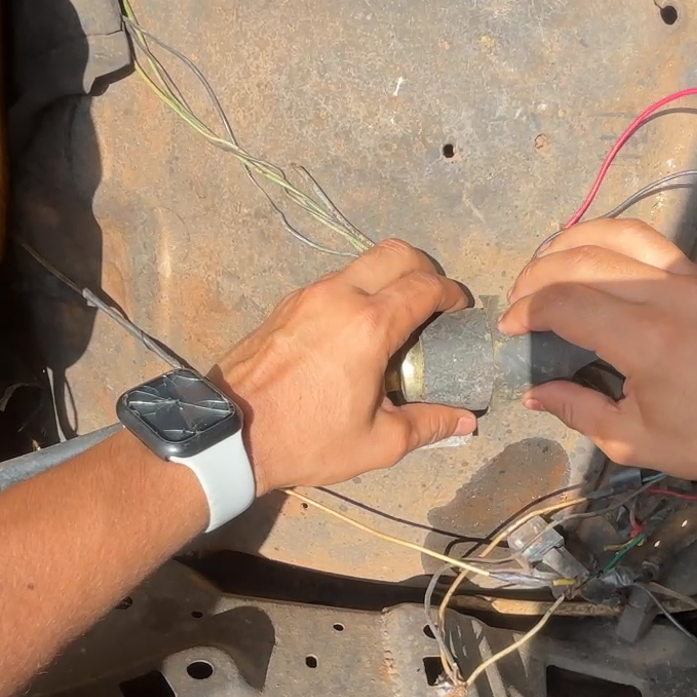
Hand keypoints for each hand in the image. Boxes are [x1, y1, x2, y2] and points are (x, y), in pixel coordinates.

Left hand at [217, 239, 476, 490]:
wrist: (230, 434)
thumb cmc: (307, 440)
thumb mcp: (377, 443)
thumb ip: (428, 425)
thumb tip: (465, 422)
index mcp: (369, 327)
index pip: (425, 287)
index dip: (452, 294)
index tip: (461, 311)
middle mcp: (339, 296)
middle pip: (397, 253)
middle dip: (426, 269)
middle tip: (435, 301)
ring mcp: (308, 295)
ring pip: (362, 263)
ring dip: (390, 277)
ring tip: (399, 316)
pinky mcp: (287, 304)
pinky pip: (335, 281)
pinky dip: (360, 290)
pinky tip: (360, 329)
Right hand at [497, 219, 696, 507]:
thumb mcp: (635, 440)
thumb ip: (578, 410)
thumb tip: (533, 393)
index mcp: (646, 341)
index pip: (565, 303)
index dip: (526, 310)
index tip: (507, 328)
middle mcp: (668, 295)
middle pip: (584, 260)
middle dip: (537, 275)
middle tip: (517, 300)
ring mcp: (693, 279)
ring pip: (619, 236)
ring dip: (571, 242)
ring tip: (544, 262)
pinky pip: (650, 243)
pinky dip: (611, 242)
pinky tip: (594, 259)